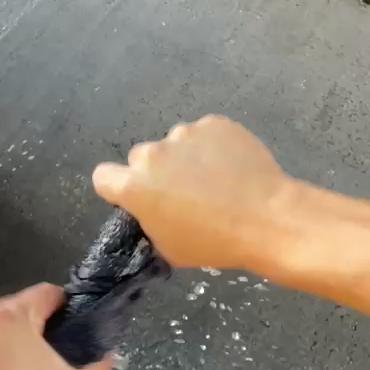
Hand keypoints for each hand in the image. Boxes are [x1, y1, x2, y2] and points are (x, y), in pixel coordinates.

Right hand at [92, 114, 296, 271]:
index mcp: (135, 186)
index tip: (136, 194)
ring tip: (216, 178)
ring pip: (177, 142)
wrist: (265, 217)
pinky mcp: (215, 123)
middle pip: (142, 156)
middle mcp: (154, 153)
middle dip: (156, 170)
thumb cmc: (214, 241)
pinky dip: (214, 145)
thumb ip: (150, 219)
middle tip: (184, 190)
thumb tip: (155, 207)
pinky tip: (233, 165)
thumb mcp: (168, 246)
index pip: (104, 176)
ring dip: (187, 155)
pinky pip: (206, 133)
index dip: (118, 186)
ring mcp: (186, 133)